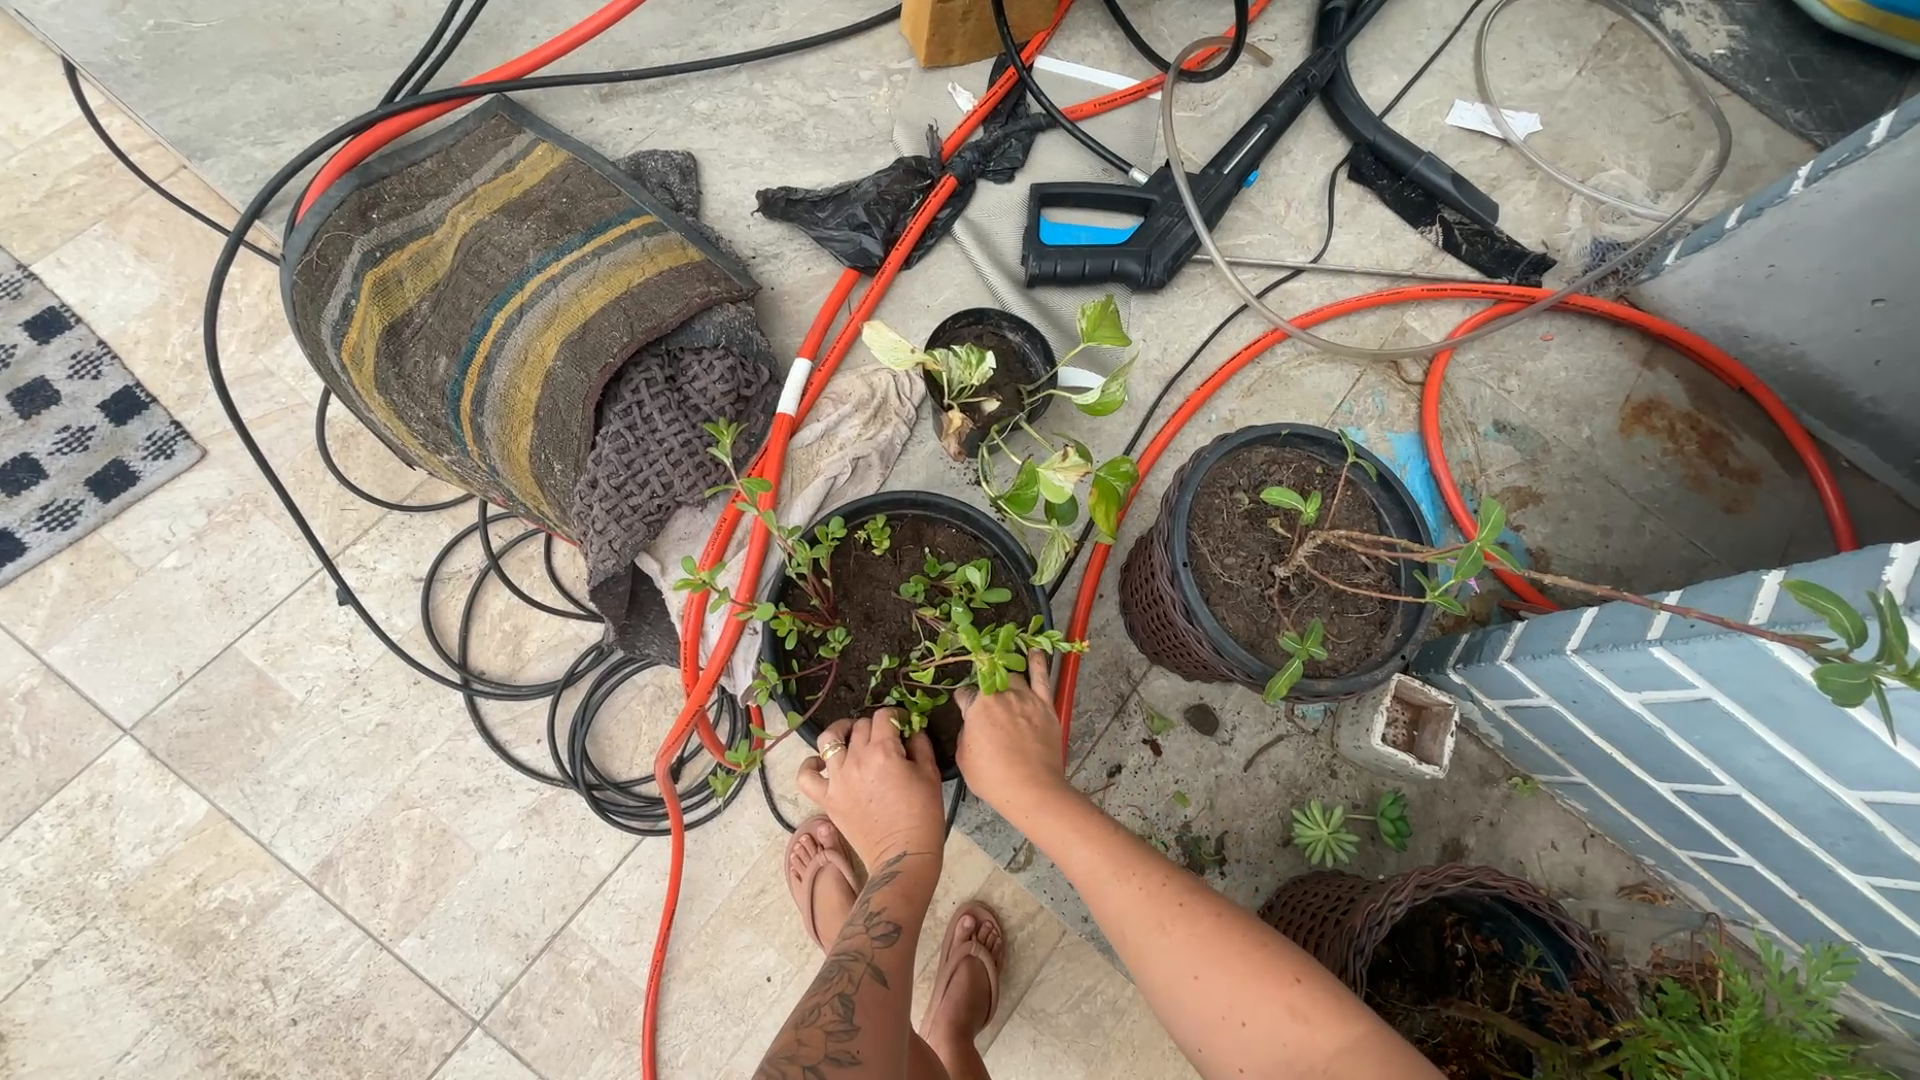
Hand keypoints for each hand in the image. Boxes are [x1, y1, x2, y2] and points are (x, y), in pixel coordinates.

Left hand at [797, 711, 945, 866]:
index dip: (895, 716)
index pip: (884, 716)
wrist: (903, 855)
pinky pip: (806, 776)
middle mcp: (856, 760)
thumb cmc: (922, 816)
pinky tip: (822, 764)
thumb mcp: (930, 774)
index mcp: (883, 751)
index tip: (902, 725)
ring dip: (840, 733)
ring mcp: (837, 779)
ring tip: (849, 737)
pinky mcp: (827, 799)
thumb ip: (920, 745)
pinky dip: (810, 765)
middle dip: (874, 727)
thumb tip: (911, 730)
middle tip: (886, 738)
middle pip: (860, 726)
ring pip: (828, 740)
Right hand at [955, 649, 1074, 822]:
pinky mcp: (1045, 705)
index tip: (965, 709)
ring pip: (1013, 676)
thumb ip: (965, 735)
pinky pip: (1041, 678)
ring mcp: (1025, 698)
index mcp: (976, 707)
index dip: (964, 702)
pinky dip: (1038, 663)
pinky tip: (1035, 652)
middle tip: (987, 697)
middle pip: (990, 681)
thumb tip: (972, 726)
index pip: (965, 694)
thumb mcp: (964, 758)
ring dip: (1007, 675)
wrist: (1031, 788)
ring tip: (1005, 670)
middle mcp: (1000, 695)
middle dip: (985, 686)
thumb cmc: (993, 777)